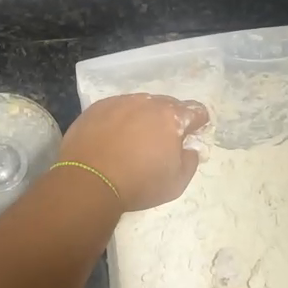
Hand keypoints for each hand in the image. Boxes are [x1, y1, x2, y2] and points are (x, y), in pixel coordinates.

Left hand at [58, 93, 209, 210]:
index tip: (193, 133)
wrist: (89, 181)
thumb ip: (190, 161)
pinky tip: (113, 136)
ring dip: (143, 117)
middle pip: (167, 105)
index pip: (195, 111)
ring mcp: (119, 103)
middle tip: (163, 139)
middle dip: (170, 119)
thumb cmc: (138, 184)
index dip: (197, 122)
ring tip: (136, 138)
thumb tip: (189, 148)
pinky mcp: (96, 108)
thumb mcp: (176, 182)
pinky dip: (119, 119)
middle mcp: (147, 103)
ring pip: (140, 105)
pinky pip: (116, 109)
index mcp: (172, 117)